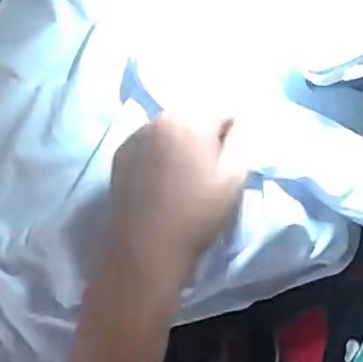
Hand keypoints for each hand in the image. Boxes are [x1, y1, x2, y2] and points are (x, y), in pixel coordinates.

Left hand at [105, 113, 248, 286]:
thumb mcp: (234, 177)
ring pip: (170, 127)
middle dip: (204, 133)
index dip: (230, 134)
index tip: (228, 159)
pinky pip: (149, 141)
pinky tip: (162, 178)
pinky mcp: (121, 153)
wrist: (148, 251)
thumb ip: (242, 138)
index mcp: (190, 119)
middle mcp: (160, 119)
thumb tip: (239, 119)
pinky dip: (159, 150)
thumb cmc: (198, 214)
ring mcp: (137, 135)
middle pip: (193, 115)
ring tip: (183, 173)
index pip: (222, 110)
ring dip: (180, 141)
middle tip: (206, 167)